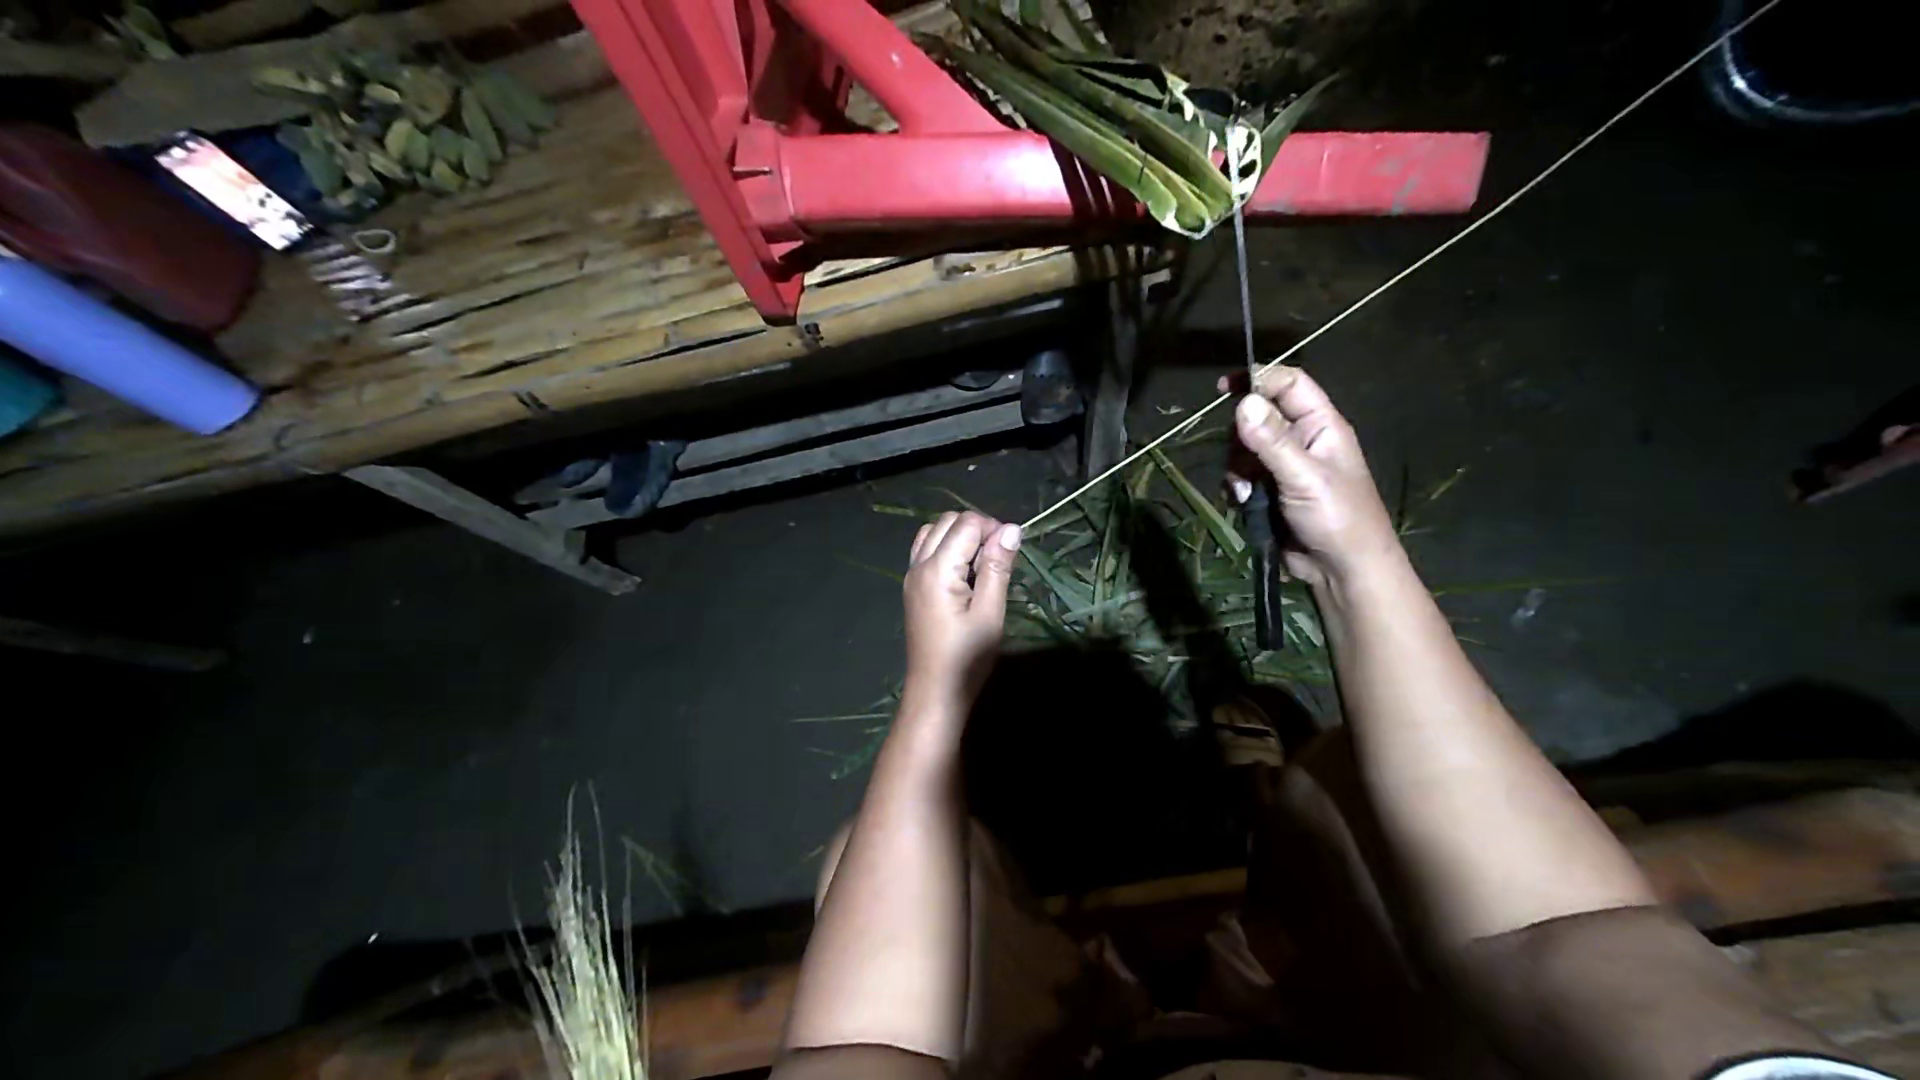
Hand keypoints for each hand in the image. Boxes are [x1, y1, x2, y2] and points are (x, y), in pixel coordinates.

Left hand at [903, 511, 1020, 709]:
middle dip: (977, 528)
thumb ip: (997, 567)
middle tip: (999, 558)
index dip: (993, 528)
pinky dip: (946, 547)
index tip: (1011, 553)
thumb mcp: (990, 613)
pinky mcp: (912, 587)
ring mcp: (911, 575)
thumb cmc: (967, 657)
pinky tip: (964, 572)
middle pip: (948, 521)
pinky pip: (926, 549)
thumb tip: (1011, 529)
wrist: (935, 692)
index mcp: (937, 569)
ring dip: (960, 536)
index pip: (967, 524)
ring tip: (982, 564)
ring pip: (934, 532)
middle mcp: (918, 565)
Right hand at [1222, 366, 1399, 585]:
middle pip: (1256, 417)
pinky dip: (1236, 488)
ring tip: (1248, 492)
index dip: (1260, 379)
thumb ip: (1272, 440)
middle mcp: (1301, 440)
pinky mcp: (1268, 491)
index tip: (1225, 386)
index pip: (1289, 385)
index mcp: (1321, 425)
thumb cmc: (1338, 517)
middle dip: (1241, 437)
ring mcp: (1283, 466)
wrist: (1341, 569)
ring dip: (1237, 469)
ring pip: (1242, 450)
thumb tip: (1244, 401)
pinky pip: (1240, 476)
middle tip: (1241, 458)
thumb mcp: (1305, 476)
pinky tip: (1244, 503)